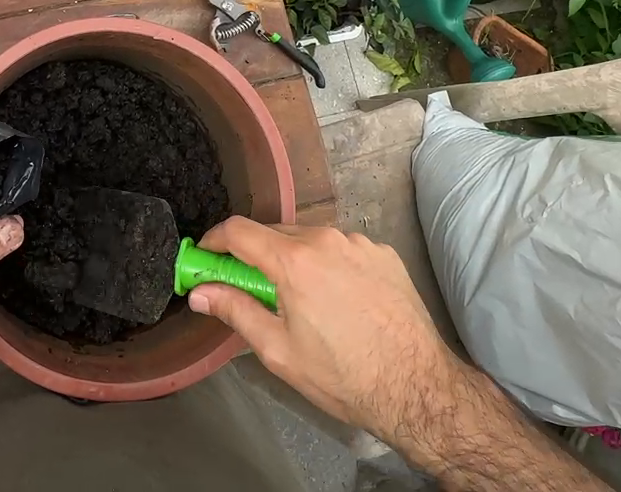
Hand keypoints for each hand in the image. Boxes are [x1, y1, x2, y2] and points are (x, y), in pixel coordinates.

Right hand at [186, 219, 467, 452]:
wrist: (421, 390)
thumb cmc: (344, 376)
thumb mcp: (279, 351)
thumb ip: (235, 311)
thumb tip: (199, 291)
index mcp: (294, 260)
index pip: (238, 230)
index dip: (215, 240)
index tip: (206, 256)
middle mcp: (325, 239)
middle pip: (274, 233)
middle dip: (255, 256)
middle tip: (252, 289)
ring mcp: (358, 243)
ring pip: (310, 239)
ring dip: (295, 259)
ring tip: (303, 301)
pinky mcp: (383, 253)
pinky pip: (342, 248)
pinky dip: (330, 265)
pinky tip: (340, 299)